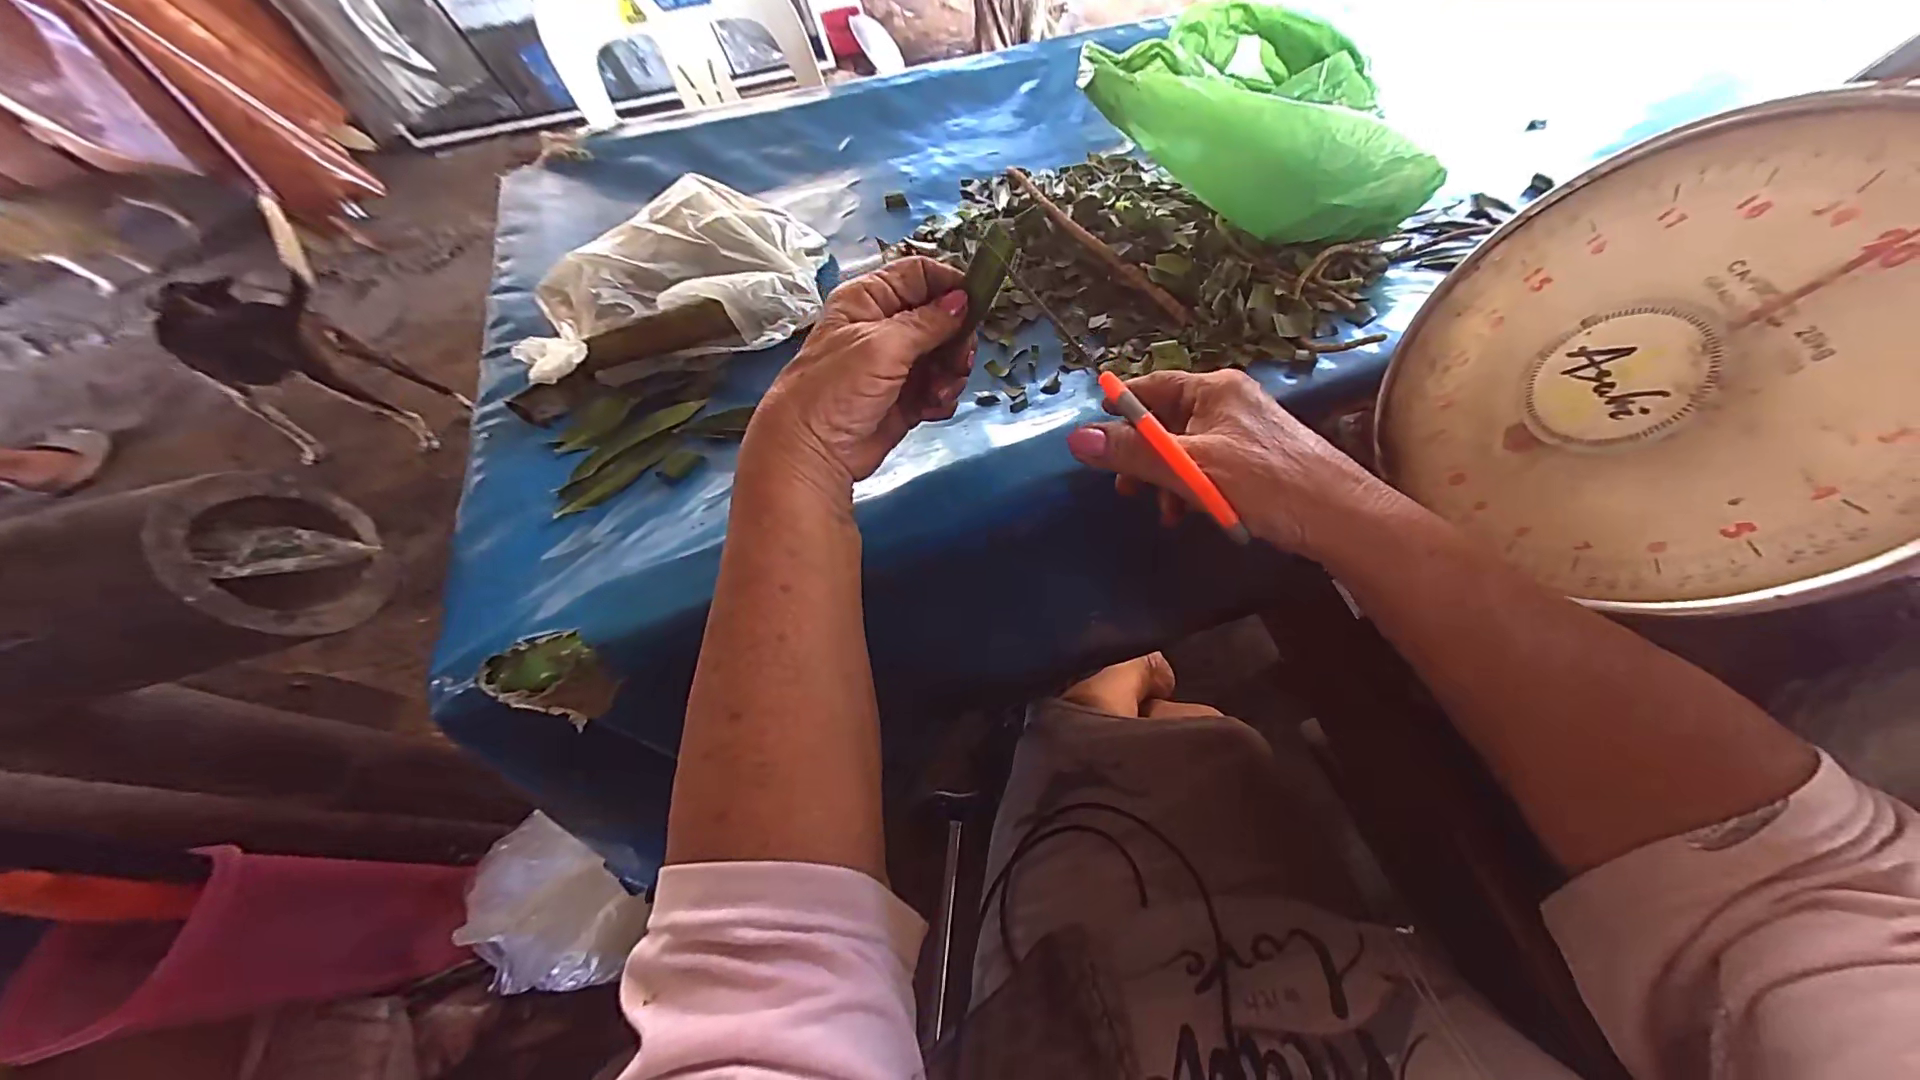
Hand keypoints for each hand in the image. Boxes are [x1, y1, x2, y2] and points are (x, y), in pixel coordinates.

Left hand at [743, 257, 973, 500]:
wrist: (814, 451)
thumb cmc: (836, 390)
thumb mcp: (882, 345)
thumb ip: (927, 321)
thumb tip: (963, 299)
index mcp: (870, 300)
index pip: (920, 276)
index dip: (950, 287)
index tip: (975, 306)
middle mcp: (885, 328)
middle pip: (941, 319)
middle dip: (956, 340)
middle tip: (958, 361)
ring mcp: (897, 366)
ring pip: (945, 357)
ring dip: (951, 373)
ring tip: (938, 392)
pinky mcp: (906, 400)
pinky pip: (939, 389)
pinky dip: (942, 398)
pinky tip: (932, 408)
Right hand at [1065, 369, 1396, 557]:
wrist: (1343, 519)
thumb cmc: (1267, 485)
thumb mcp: (1191, 468)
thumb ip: (1133, 453)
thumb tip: (1077, 439)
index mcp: (1214, 389)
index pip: (1150, 387)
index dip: (1119, 410)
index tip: (1096, 440)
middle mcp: (1228, 402)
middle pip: (1164, 421)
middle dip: (1142, 457)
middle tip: (1127, 488)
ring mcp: (1243, 431)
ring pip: (1184, 449)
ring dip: (1165, 479)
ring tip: (1165, 511)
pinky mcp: (1255, 460)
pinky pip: (1206, 466)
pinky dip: (1191, 488)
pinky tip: (1190, 513)